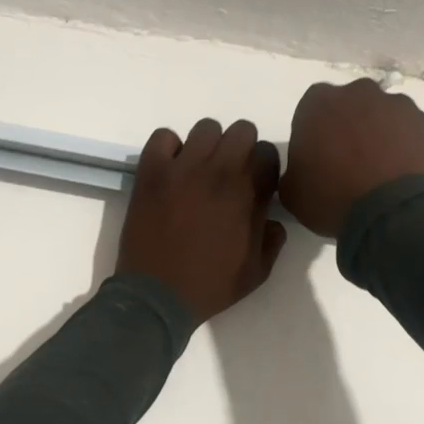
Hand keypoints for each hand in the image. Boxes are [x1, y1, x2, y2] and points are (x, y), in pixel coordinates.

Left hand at [116, 118, 286, 322]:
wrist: (156, 295)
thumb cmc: (208, 286)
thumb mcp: (256, 273)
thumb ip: (272, 240)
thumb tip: (272, 219)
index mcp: (247, 194)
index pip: (268, 153)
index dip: (263, 168)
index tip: (253, 184)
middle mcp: (218, 172)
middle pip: (242, 131)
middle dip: (240, 149)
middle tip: (228, 174)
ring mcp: (182, 169)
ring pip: (205, 129)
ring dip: (207, 146)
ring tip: (198, 171)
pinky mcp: (151, 172)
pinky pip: (163, 137)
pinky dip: (168, 147)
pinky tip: (170, 169)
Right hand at [279, 78, 423, 236]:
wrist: (392, 214)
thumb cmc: (331, 198)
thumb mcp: (291, 191)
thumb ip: (294, 169)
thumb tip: (304, 170)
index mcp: (320, 103)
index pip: (312, 107)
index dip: (314, 131)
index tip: (317, 156)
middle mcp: (361, 94)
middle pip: (352, 104)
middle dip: (350, 126)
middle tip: (348, 162)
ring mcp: (401, 107)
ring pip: (386, 116)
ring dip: (382, 135)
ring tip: (381, 172)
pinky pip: (415, 134)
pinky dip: (409, 148)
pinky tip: (403, 176)